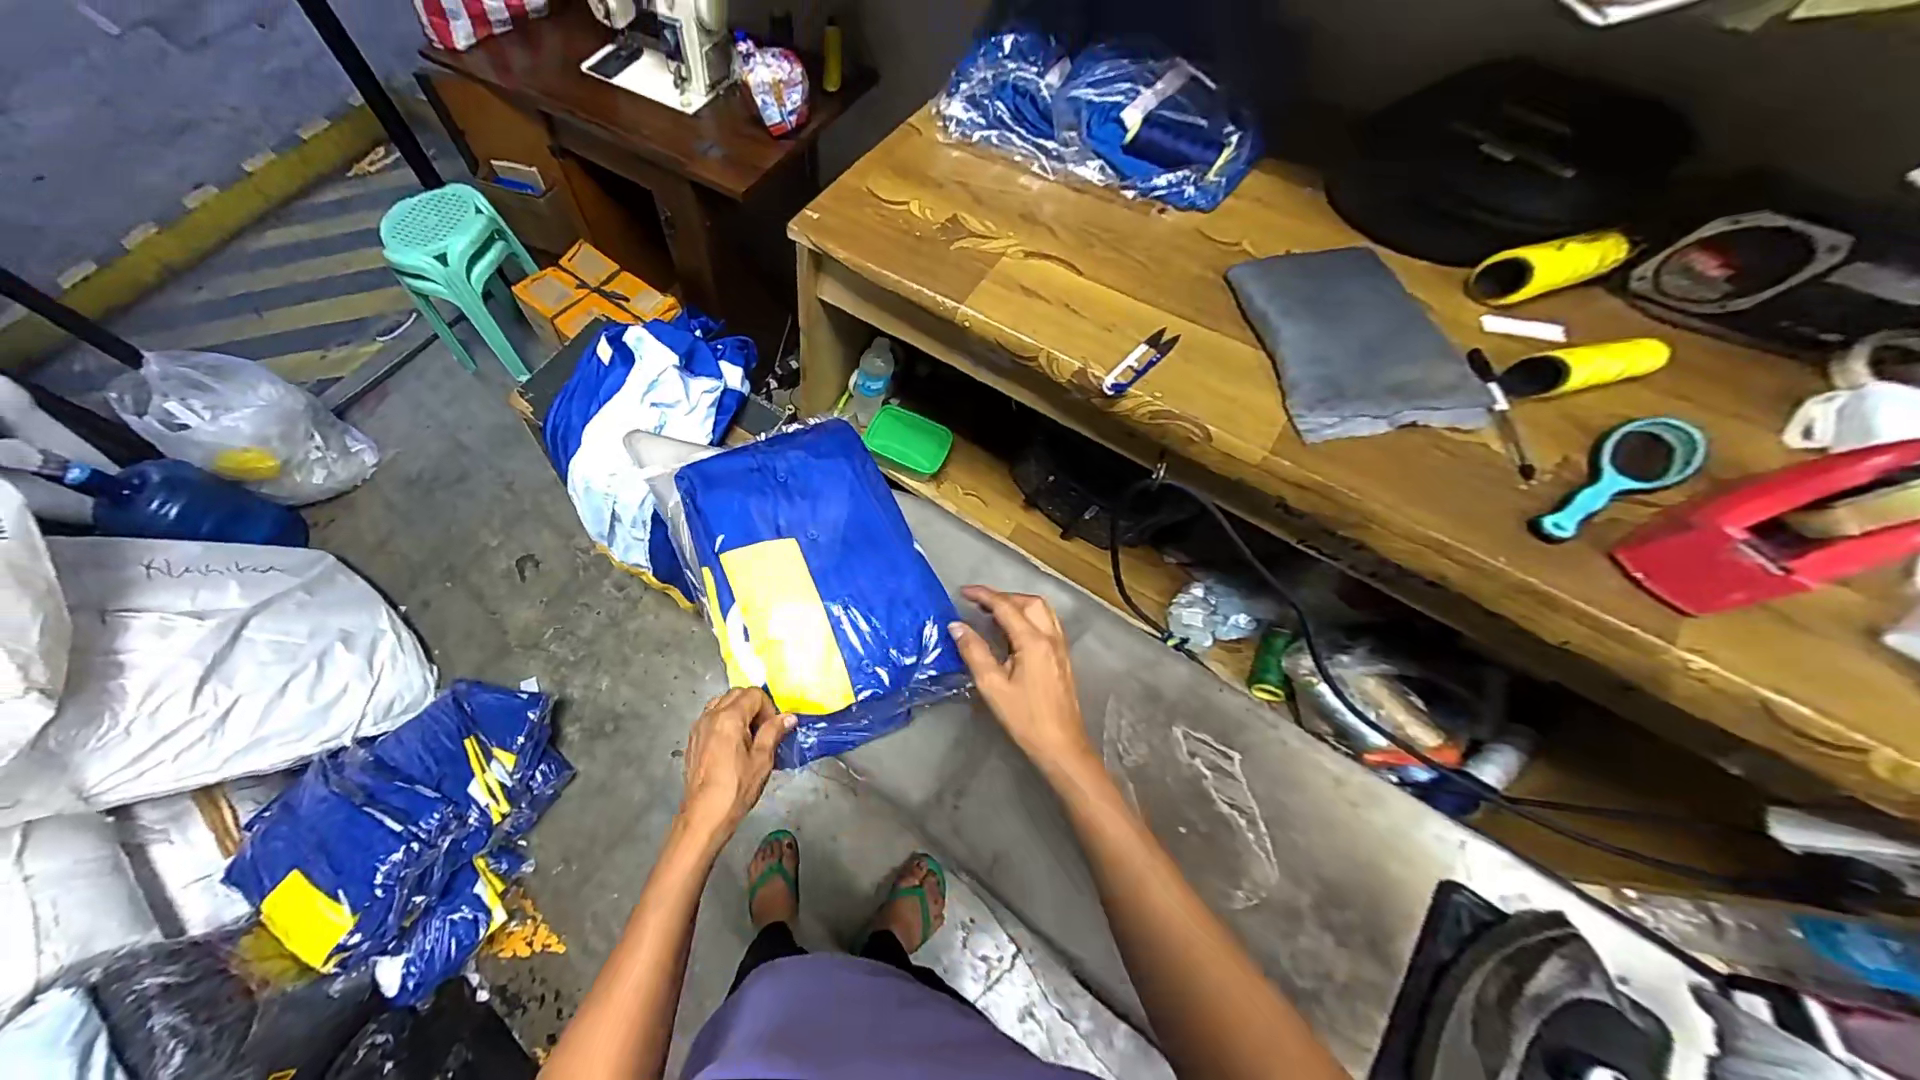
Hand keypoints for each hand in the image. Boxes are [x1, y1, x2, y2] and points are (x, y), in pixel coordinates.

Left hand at [680, 688, 793, 835]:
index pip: (754, 694)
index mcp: (729, 717)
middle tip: (764, 730)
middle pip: (736, 694)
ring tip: (748, 736)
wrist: (704, 815)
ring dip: (738, 711)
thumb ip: (774, 732)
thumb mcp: (762, 759)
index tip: (774, 728)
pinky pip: (711, 717)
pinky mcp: (693, 740)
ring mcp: (698, 727)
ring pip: (722, 703)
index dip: (769, 708)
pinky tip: (732, 745)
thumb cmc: (736, 787)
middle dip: (754, 706)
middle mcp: (710, 716)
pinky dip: (724, 720)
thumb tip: (788, 717)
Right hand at [948, 586, 1094, 770]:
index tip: (963, 592)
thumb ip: (974, 651)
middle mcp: (1051, 637)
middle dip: (1003, 597)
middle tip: (978, 604)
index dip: (983, 596)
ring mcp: (1060, 646)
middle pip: (1028, 602)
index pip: (1006, 607)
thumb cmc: (1025, 718)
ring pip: (1042, 610)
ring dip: (1018, 604)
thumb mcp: (992, 686)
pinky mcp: (1063, 657)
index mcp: (1033, 641)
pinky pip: (1047, 623)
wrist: (1061, 744)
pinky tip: (1014, 631)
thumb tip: (956, 626)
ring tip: (994, 613)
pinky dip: (1029, 616)